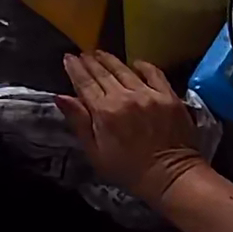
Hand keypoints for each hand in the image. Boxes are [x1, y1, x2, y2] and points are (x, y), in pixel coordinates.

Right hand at [57, 52, 205, 203]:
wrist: (171, 178)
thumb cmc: (128, 170)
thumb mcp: (95, 153)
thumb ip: (78, 122)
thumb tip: (61, 97)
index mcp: (105, 112)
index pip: (85, 83)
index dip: (75, 68)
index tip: (68, 57)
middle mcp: (125, 97)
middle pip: (102, 73)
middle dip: (90, 61)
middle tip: (82, 53)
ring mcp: (149, 94)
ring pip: (124, 69)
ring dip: (110, 60)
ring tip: (100, 53)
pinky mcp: (168, 96)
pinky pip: (154, 72)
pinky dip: (142, 65)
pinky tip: (135, 63)